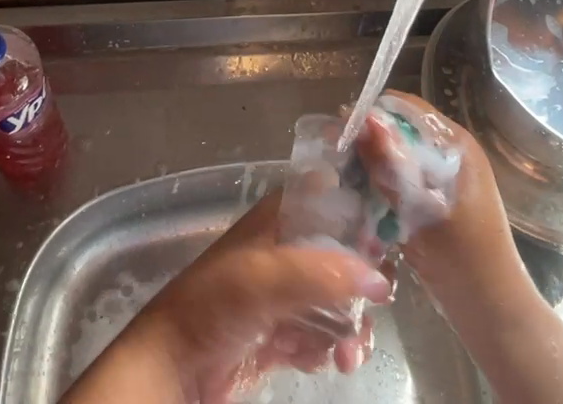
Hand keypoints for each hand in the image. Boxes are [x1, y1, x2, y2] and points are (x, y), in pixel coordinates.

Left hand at [67, 190, 392, 403]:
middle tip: (376, 303)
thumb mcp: (266, 278)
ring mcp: (284, 294)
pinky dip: (335, 347)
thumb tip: (379, 280)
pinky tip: (334, 362)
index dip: (362, 210)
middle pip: (344, 252)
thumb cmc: (214, 306)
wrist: (174, 368)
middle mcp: (285, 250)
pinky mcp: (282, 333)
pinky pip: (325, 334)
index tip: (388, 237)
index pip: (330, 195)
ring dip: (353, 325)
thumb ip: (324, 273)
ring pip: (339, 299)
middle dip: (364, 282)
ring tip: (350, 353)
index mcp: (278, 218)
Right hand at [356, 91, 516, 301]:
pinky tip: (356, 200)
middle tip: (332, 155)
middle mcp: (448, 154)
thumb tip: (362, 121)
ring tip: (338, 178)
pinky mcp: (430, 203)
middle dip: (366, 140)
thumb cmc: (465, 258)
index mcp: (456, 145)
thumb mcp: (423, 210)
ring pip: (394, 158)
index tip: (339, 129)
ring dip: (368, 166)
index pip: (408, 109)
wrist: (490, 311)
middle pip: (399, 131)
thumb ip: (392, 166)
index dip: (373, 113)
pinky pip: (397, 182)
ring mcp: (439, 179)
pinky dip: (377, 188)